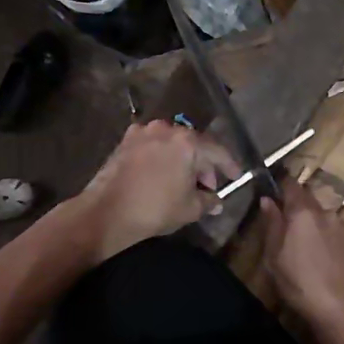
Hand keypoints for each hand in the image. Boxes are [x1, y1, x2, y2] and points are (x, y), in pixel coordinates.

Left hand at [77, 121, 240, 260]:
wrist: (107, 213)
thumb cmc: (156, 208)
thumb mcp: (192, 208)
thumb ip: (210, 201)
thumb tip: (217, 202)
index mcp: (188, 142)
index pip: (218, 151)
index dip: (229, 165)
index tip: (236, 176)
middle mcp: (167, 130)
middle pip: (195, 144)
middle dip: (204, 164)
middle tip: (209, 184)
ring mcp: (143, 133)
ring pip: (173, 143)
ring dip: (183, 158)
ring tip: (185, 179)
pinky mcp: (125, 142)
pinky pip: (153, 145)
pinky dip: (163, 156)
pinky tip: (164, 172)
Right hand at [259, 178, 343, 325]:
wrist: (339, 305)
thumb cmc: (298, 282)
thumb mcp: (274, 256)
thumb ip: (272, 224)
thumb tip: (267, 200)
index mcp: (303, 212)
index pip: (291, 185)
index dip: (281, 185)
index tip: (272, 190)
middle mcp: (326, 212)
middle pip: (309, 199)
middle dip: (297, 206)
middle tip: (285, 224)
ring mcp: (343, 225)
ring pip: (323, 215)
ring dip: (313, 222)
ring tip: (304, 245)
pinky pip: (335, 229)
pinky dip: (326, 234)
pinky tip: (322, 254)